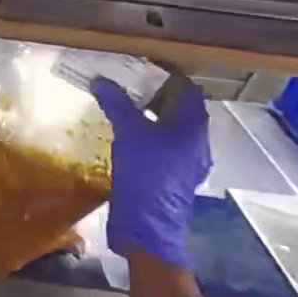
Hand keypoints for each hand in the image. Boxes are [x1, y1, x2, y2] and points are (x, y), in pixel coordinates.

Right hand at [90, 77, 212, 270]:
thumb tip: (101, 80)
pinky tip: (125, 139)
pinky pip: (161, 148)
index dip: (164, 75)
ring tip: (121, 110)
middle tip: (124, 87)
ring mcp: (185, 162)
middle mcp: (196, 141)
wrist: (147, 227)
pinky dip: (146, 138)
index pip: (185, 88)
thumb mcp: (129, 132)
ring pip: (169, 130)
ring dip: (148, 118)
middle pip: (178, 109)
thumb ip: (117, 104)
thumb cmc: (146, 173)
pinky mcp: (171, 178)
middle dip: (153, 96)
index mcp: (194, 125)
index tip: (138, 69)